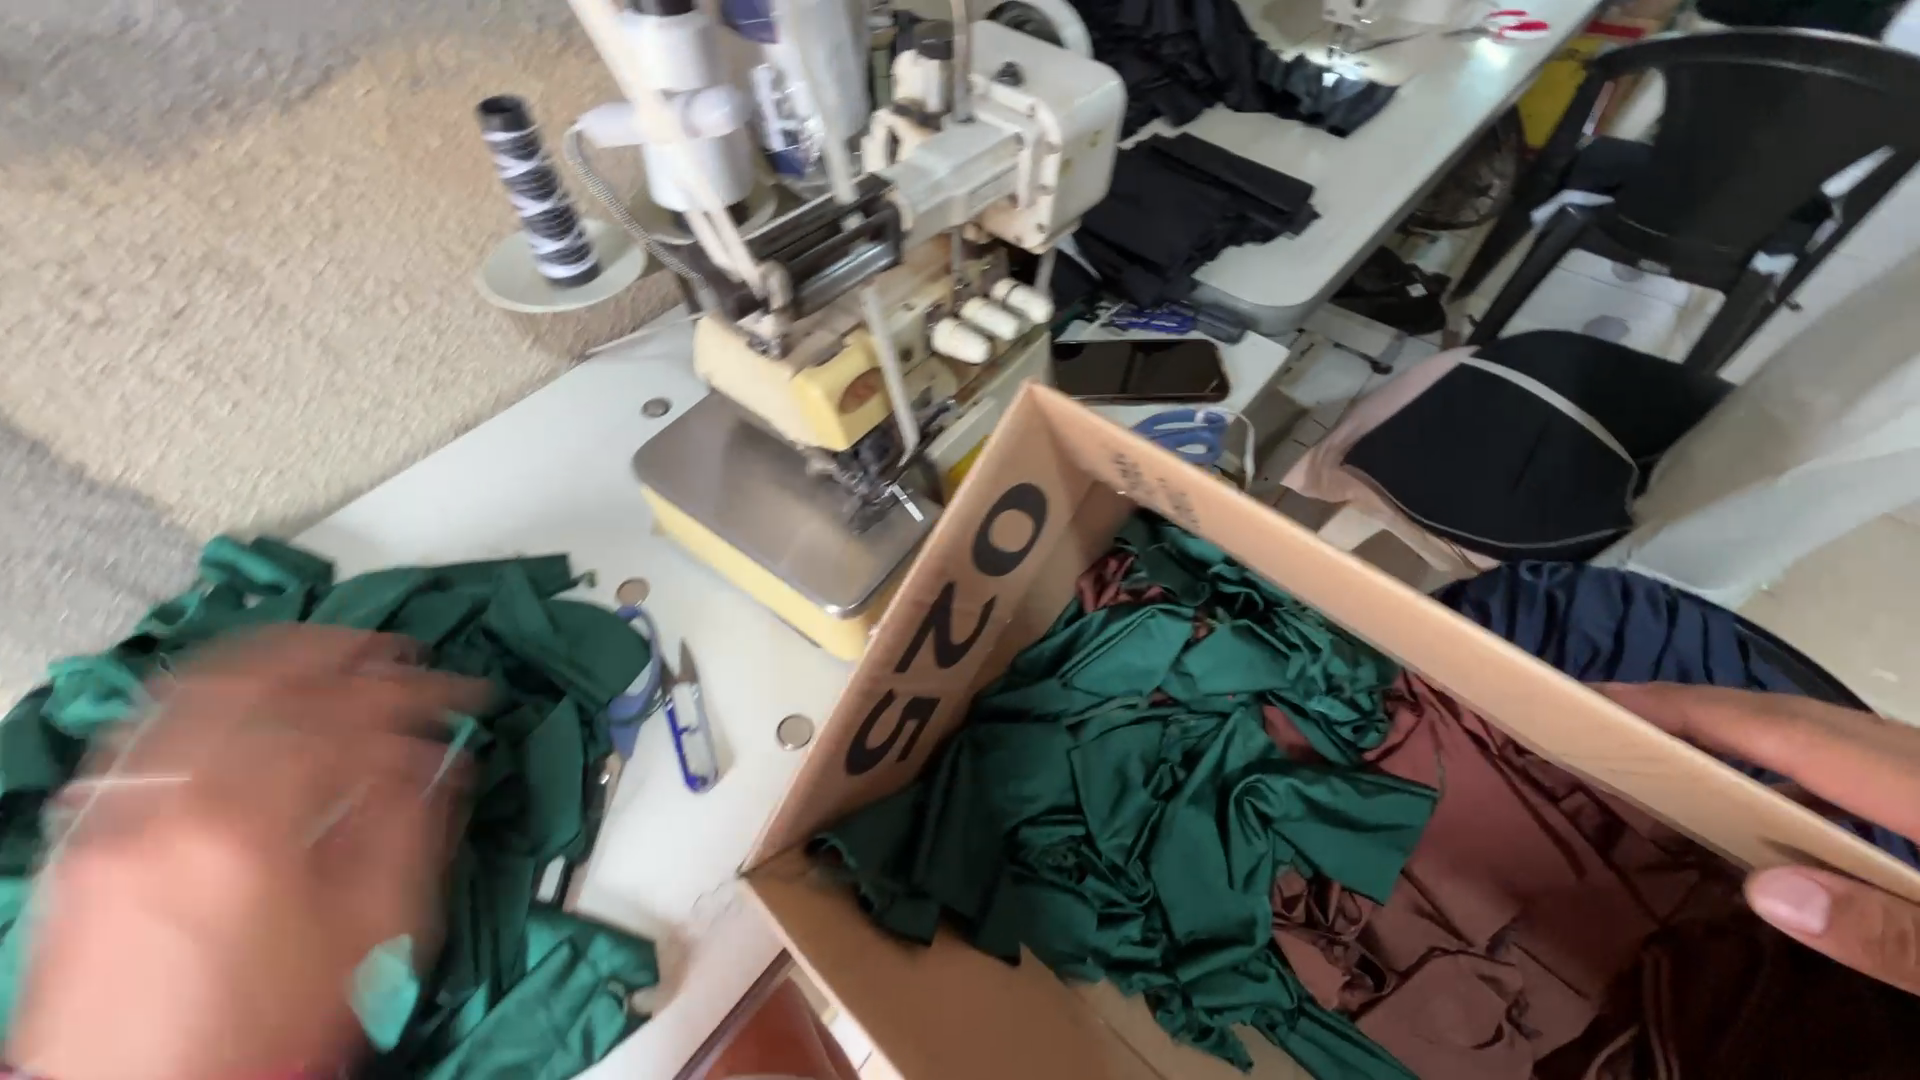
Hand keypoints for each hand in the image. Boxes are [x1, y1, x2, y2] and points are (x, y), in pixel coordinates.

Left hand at [8, 627, 486, 1079]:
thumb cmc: (271, 1022)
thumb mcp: (375, 924)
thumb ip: (413, 823)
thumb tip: (438, 757)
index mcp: (252, 828)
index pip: (353, 721)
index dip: (422, 697)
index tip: (461, 696)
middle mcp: (172, 806)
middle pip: (268, 683)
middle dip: (348, 653)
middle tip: (399, 653)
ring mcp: (119, 817)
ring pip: (198, 690)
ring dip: (277, 658)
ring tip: (331, 651)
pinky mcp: (93, 835)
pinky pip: (150, 729)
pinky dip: (211, 692)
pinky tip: (248, 693)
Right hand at [1602, 682, 1919, 996]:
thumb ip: (1908, 940)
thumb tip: (1762, 888)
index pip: (1776, 730)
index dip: (1676, 707)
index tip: (1591, 699)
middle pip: (1793, 715)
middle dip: (1689, 704)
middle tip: (1603, 715)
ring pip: (1827, 732)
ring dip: (1734, 727)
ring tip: (1663, 742)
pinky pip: (1856, 761)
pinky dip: (1786, 757)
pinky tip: (1776, 793)